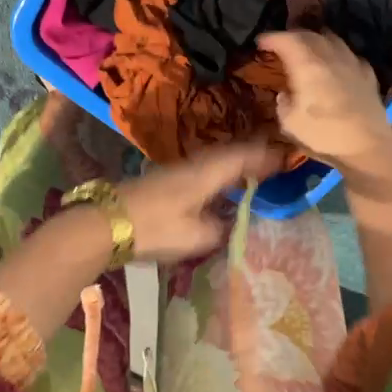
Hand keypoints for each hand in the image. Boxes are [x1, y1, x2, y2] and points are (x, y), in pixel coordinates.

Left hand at [117, 142, 284, 262]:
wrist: (106, 224)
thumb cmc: (156, 228)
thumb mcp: (197, 236)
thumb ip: (221, 229)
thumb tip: (233, 222)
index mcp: (207, 174)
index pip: (243, 158)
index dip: (265, 157)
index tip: (285, 157)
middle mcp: (194, 166)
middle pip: (229, 155)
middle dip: (251, 157)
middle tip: (272, 161)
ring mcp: (176, 171)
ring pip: (214, 161)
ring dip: (233, 164)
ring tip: (250, 173)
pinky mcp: (164, 181)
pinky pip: (201, 170)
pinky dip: (217, 174)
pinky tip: (218, 187)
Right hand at [259, 31, 391, 170]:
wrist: (368, 149)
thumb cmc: (324, 136)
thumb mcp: (290, 124)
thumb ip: (283, 103)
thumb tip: (285, 94)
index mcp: (308, 66)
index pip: (287, 40)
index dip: (272, 38)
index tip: (261, 42)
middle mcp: (331, 57)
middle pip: (310, 35)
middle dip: (293, 36)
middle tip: (282, 43)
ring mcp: (353, 64)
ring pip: (332, 40)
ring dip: (316, 40)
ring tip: (308, 48)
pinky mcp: (368, 75)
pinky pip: (349, 55)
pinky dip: (337, 54)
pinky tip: (336, 64)